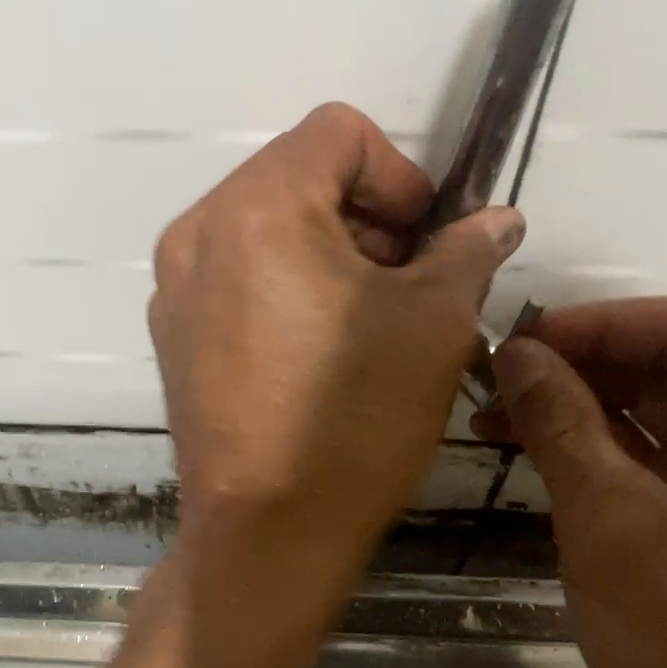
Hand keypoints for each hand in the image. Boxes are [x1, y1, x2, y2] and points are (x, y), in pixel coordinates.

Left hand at [150, 103, 524, 555]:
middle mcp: (198, 233)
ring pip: (264, 230)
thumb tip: (494, 220)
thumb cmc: (354, 421)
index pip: (337, 132)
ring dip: (326, 255)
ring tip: (366, 325)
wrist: (267, 535)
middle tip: (405, 287)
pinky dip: (282, 290)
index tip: (425, 244)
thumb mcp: (434, 324)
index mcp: (257, 209)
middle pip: (297, 177)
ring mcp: (174, 289)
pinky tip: (316, 355)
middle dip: (364, 219)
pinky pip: (235, 280)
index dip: (399, 176)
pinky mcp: (172, 338)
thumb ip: (466, 251)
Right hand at [472, 298, 666, 667]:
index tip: (523, 341)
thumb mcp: (606, 515)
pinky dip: (599, 446)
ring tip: (498, 412)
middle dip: (583, 364)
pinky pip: (659, 456)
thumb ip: (561, 420)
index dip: (601, 324)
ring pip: (661, 411)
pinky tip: (533, 448)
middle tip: (500, 376)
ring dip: (582, 405)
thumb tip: (515, 351)